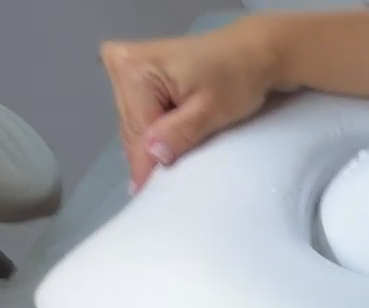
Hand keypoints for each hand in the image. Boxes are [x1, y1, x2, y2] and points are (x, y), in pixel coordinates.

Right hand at [102, 21, 280, 190]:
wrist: (250, 55)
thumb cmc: (237, 80)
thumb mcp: (212, 111)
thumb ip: (181, 132)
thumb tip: (154, 155)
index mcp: (133, 69)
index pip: (138, 127)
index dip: (145, 162)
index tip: (144, 192)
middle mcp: (119, 62)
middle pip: (131, 123)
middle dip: (143, 156)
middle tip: (148, 191)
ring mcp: (124, 65)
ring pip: (133, 119)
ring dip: (146, 145)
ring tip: (151, 178)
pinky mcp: (136, 71)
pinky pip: (140, 111)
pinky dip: (151, 132)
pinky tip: (156, 152)